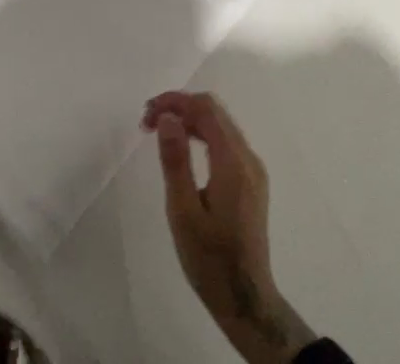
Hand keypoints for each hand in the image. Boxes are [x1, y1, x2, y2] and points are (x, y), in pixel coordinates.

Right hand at [143, 91, 314, 363]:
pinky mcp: (251, 182)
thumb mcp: (182, 210)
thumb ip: (175, 160)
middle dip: (180, 107)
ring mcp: (253, 171)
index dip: (174, 101)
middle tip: (147, 123)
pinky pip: (226, 143)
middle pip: (215, 112)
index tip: (145, 115)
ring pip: (221, 126)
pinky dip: (201, 135)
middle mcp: (249, 160)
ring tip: (158, 133)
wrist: (244, 298)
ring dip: (189, 120)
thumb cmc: (208, 258)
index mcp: (234, 164)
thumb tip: (169, 117)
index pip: (206, 110)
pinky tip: (181, 150)